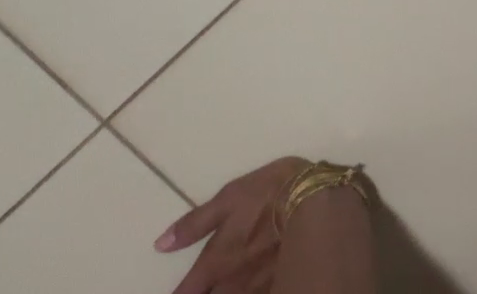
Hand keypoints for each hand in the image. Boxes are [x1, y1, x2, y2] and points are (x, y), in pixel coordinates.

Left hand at [155, 156, 308, 293]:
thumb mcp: (230, 197)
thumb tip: (160, 245)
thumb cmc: (269, 193)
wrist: (316, 200)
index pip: (185, 293)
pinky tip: (253, 286)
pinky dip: (253, 292)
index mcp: (215, 262)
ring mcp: (257, 289)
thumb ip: (195, 223)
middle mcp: (231, 284)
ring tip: (226, 287)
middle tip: (203, 289)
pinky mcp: (280, 285)